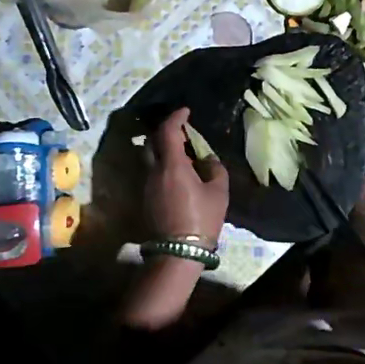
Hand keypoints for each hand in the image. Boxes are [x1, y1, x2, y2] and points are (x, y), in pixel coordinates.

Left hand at [143, 108, 228, 245]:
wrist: (179, 252)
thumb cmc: (202, 219)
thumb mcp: (218, 192)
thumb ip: (215, 168)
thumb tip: (208, 159)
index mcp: (172, 165)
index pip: (168, 131)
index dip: (176, 117)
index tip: (186, 111)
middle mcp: (154, 171)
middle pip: (152, 141)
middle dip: (165, 132)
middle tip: (183, 132)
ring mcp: (146, 185)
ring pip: (149, 157)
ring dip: (163, 149)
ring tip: (183, 154)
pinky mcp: (146, 197)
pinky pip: (151, 172)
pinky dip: (162, 164)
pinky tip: (178, 173)